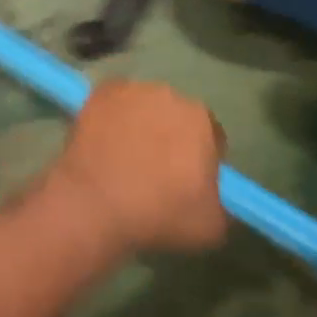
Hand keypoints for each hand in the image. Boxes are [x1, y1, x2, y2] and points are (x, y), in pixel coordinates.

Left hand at [50, 79, 227, 252]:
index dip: (202, 157)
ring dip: (140, 123)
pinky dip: (112, 117)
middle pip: (176, 115)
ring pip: (143, 106)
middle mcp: (168, 94)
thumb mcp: (211, 226)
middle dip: (170, 135)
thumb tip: (209, 195)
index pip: (210, 135)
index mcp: (201, 120)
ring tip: (125, 156)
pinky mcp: (100, 93)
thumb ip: (219, 202)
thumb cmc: (160, 214)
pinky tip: (104, 142)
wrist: (97, 204)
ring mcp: (131, 90)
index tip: (189, 179)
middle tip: (156, 168)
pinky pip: (113, 103)